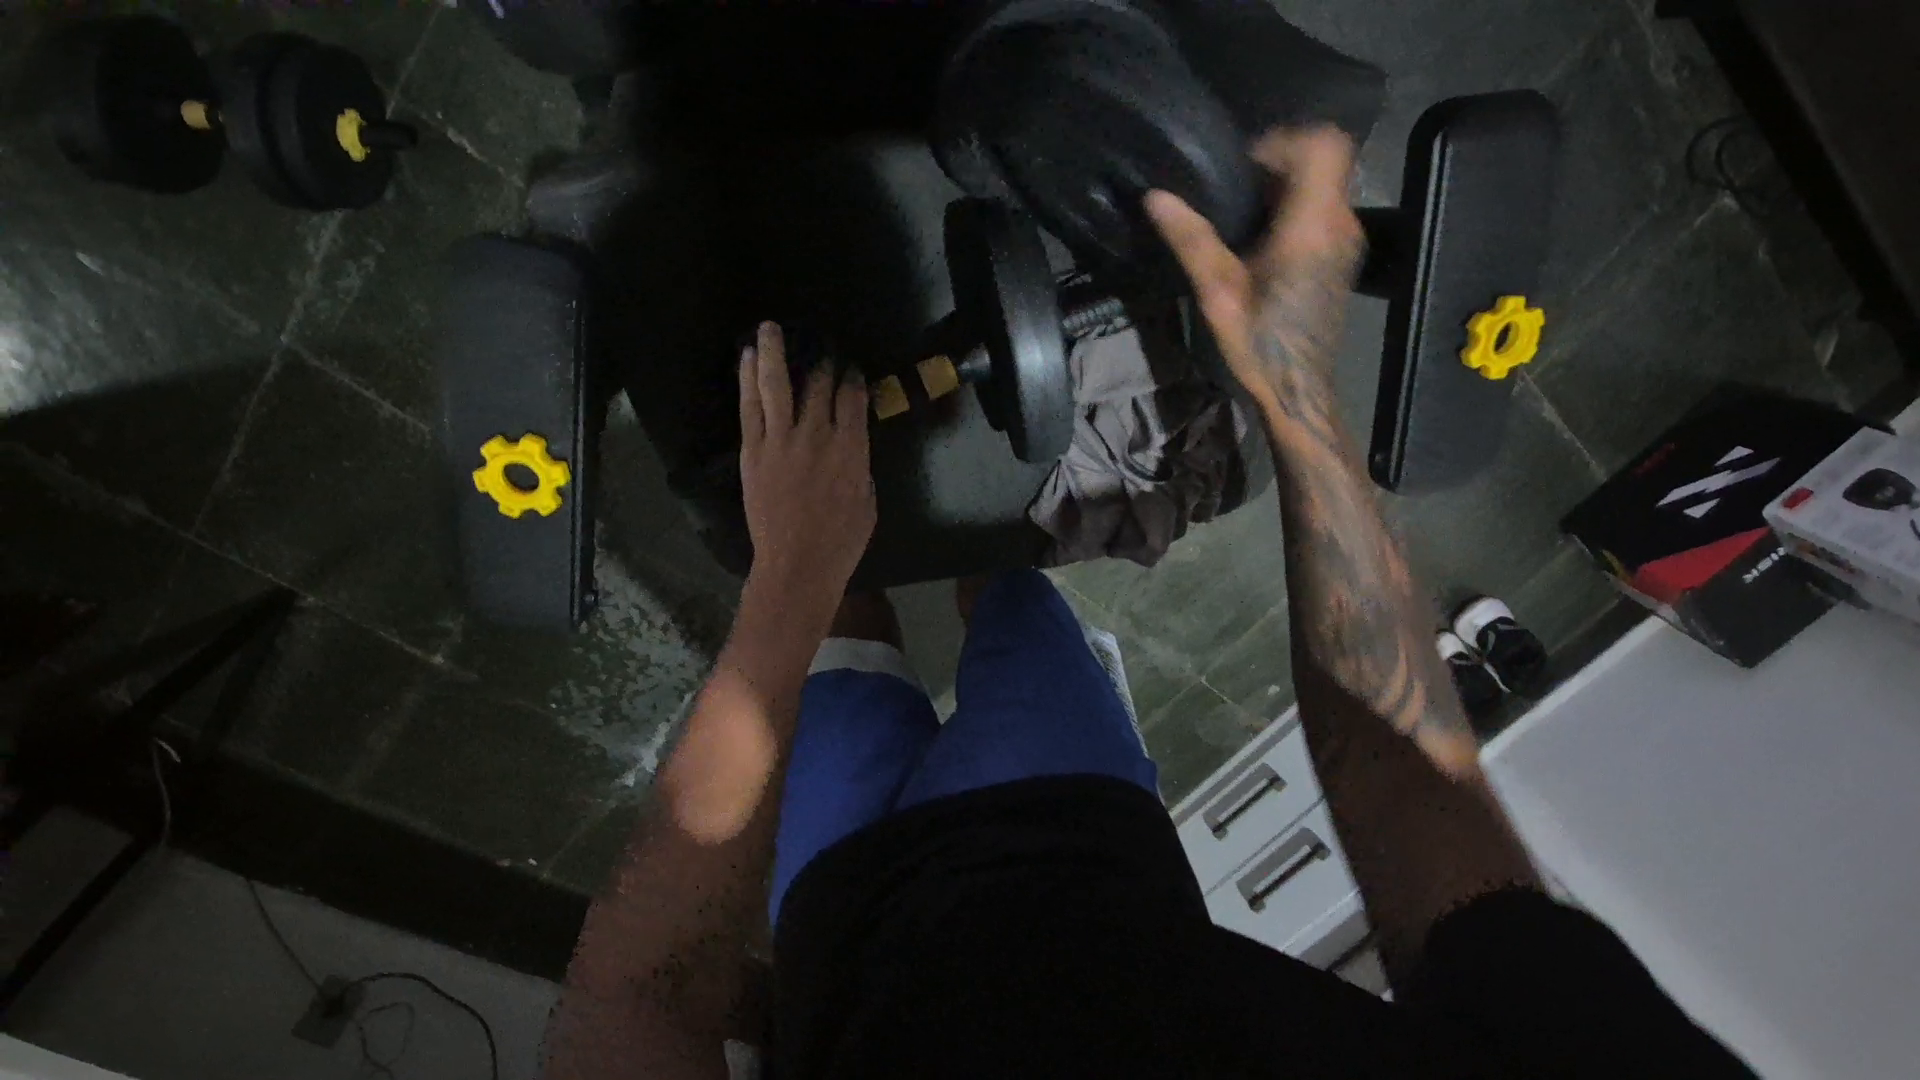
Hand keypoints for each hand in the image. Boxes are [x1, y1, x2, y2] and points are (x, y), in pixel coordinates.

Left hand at [738, 321, 876, 603]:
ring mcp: (782, 440)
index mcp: (852, 449)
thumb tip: (853, 451)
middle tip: (819, 351)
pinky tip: (747, 357)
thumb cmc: (841, 542)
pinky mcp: (754, 450)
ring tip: (770, 327)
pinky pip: (750, 405)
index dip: (852, 379)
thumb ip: (861, 469)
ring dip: (775, 351)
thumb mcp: (868, 503)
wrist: (798, 565)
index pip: (853, 399)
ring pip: (778, 383)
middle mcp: (818, 435)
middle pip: (819, 385)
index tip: (850, 370)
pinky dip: (748, 378)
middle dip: (821, 364)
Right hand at [1144, 127, 1362, 418]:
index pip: (1322, 145)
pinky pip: (1323, 208)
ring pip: (1325, 183)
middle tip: (1233, 190)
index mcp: (1313, 225)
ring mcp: (1347, 239)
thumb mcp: (1217, 292)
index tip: (1241, 167)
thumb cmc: (1258, 343)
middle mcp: (1340, 223)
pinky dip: (1294, 208)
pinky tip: (1260, 240)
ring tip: (1242, 215)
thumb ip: (1191, 239)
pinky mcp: (1342, 255)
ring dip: (1285, 186)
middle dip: (1278, 162)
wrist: (1297, 388)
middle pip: (1323, 159)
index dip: (1282, 142)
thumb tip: (1155, 197)